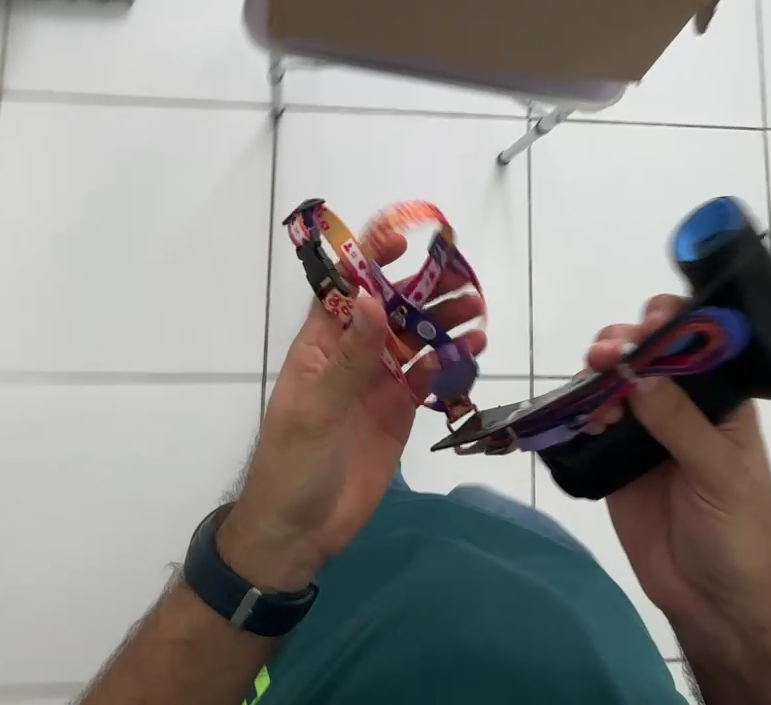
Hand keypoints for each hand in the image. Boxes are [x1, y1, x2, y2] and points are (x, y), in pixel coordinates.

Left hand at [219, 229, 485, 591]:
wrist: (300, 530)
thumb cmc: (293, 462)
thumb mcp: (316, 407)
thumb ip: (350, 357)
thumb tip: (372, 298)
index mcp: (322, 344)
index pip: (346, 290)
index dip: (370, 262)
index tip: (402, 241)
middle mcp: (353, 354)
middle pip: (390, 309)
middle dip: (423, 290)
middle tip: (461, 278)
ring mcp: (378, 381)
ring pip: (414, 339)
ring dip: (442, 321)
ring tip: (477, 309)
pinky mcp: (399, 410)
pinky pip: (428, 376)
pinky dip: (450, 360)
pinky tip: (473, 348)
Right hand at [582, 295, 770, 634]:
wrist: (711, 603)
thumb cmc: (738, 535)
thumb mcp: (721, 476)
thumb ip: (680, 423)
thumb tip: (639, 372)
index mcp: (719, 403)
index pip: (698, 345)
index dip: (674, 323)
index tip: (650, 320)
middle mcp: (679, 406)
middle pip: (647, 354)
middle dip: (625, 341)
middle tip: (606, 352)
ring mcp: (644, 429)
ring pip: (615, 379)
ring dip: (599, 370)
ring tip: (591, 379)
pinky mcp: (613, 453)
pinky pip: (591, 417)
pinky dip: (581, 408)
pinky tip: (582, 415)